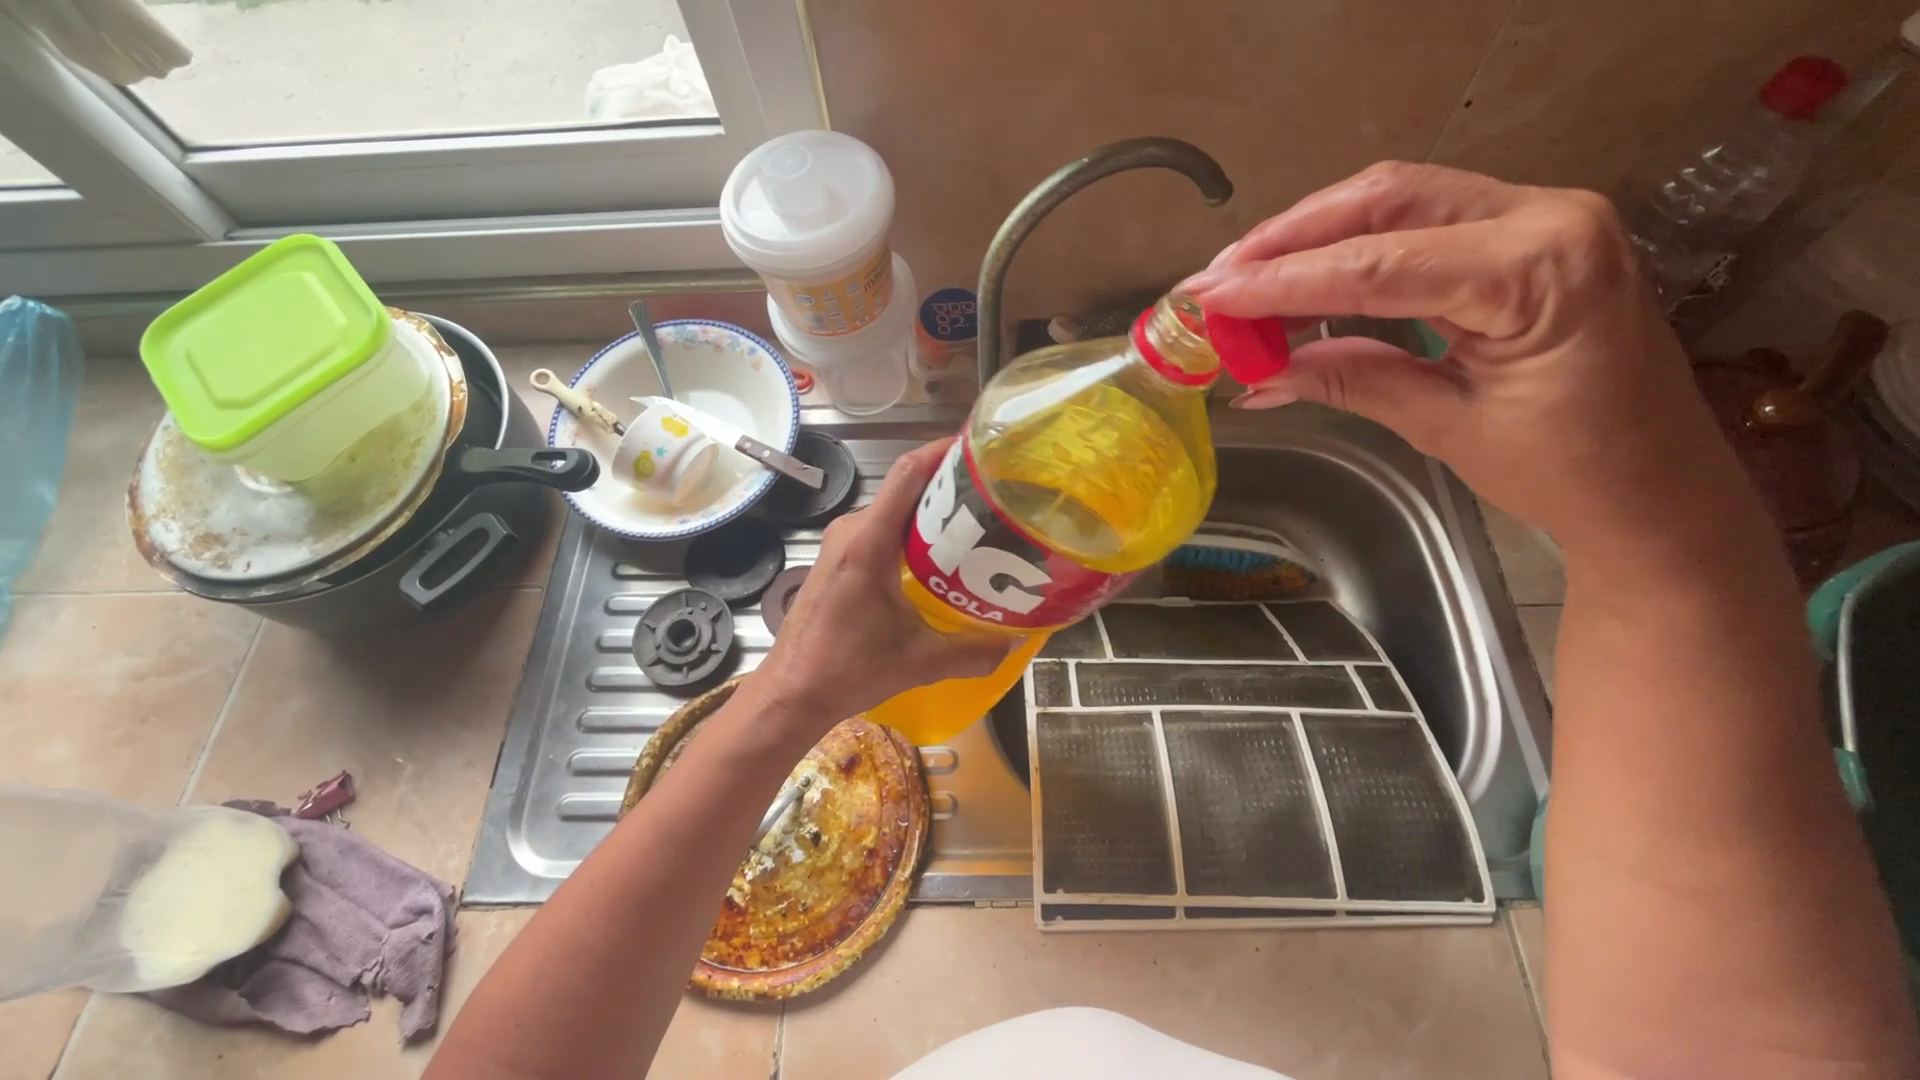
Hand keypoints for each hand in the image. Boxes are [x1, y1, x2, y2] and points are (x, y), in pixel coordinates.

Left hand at [746, 439, 1010, 736]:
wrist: (792, 692)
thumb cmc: (848, 670)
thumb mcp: (920, 662)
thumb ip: (972, 652)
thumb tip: (1016, 644)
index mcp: (869, 541)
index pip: (907, 473)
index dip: (943, 451)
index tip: (980, 448)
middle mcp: (852, 531)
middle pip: (906, 491)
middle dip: (950, 490)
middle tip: (996, 500)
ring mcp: (840, 544)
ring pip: (894, 513)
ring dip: (932, 516)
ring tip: (978, 529)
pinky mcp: (837, 560)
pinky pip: (881, 532)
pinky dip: (912, 536)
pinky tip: (941, 560)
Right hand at [1180, 162, 1742, 556]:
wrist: (1657, 489)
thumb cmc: (1567, 471)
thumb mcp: (1445, 425)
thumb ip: (1350, 379)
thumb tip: (1257, 374)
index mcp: (1541, 268)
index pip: (1378, 263)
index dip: (1282, 282)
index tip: (1208, 296)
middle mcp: (1547, 216)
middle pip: (1384, 201)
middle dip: (1289, 240)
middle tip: (1217, 279)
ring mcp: (1540, 218)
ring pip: (1397, 201)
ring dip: (1313, 237)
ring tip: (1242, 278)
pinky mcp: (1525, 236)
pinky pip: (1420, 225)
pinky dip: (1352, 250)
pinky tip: (1301, 281)